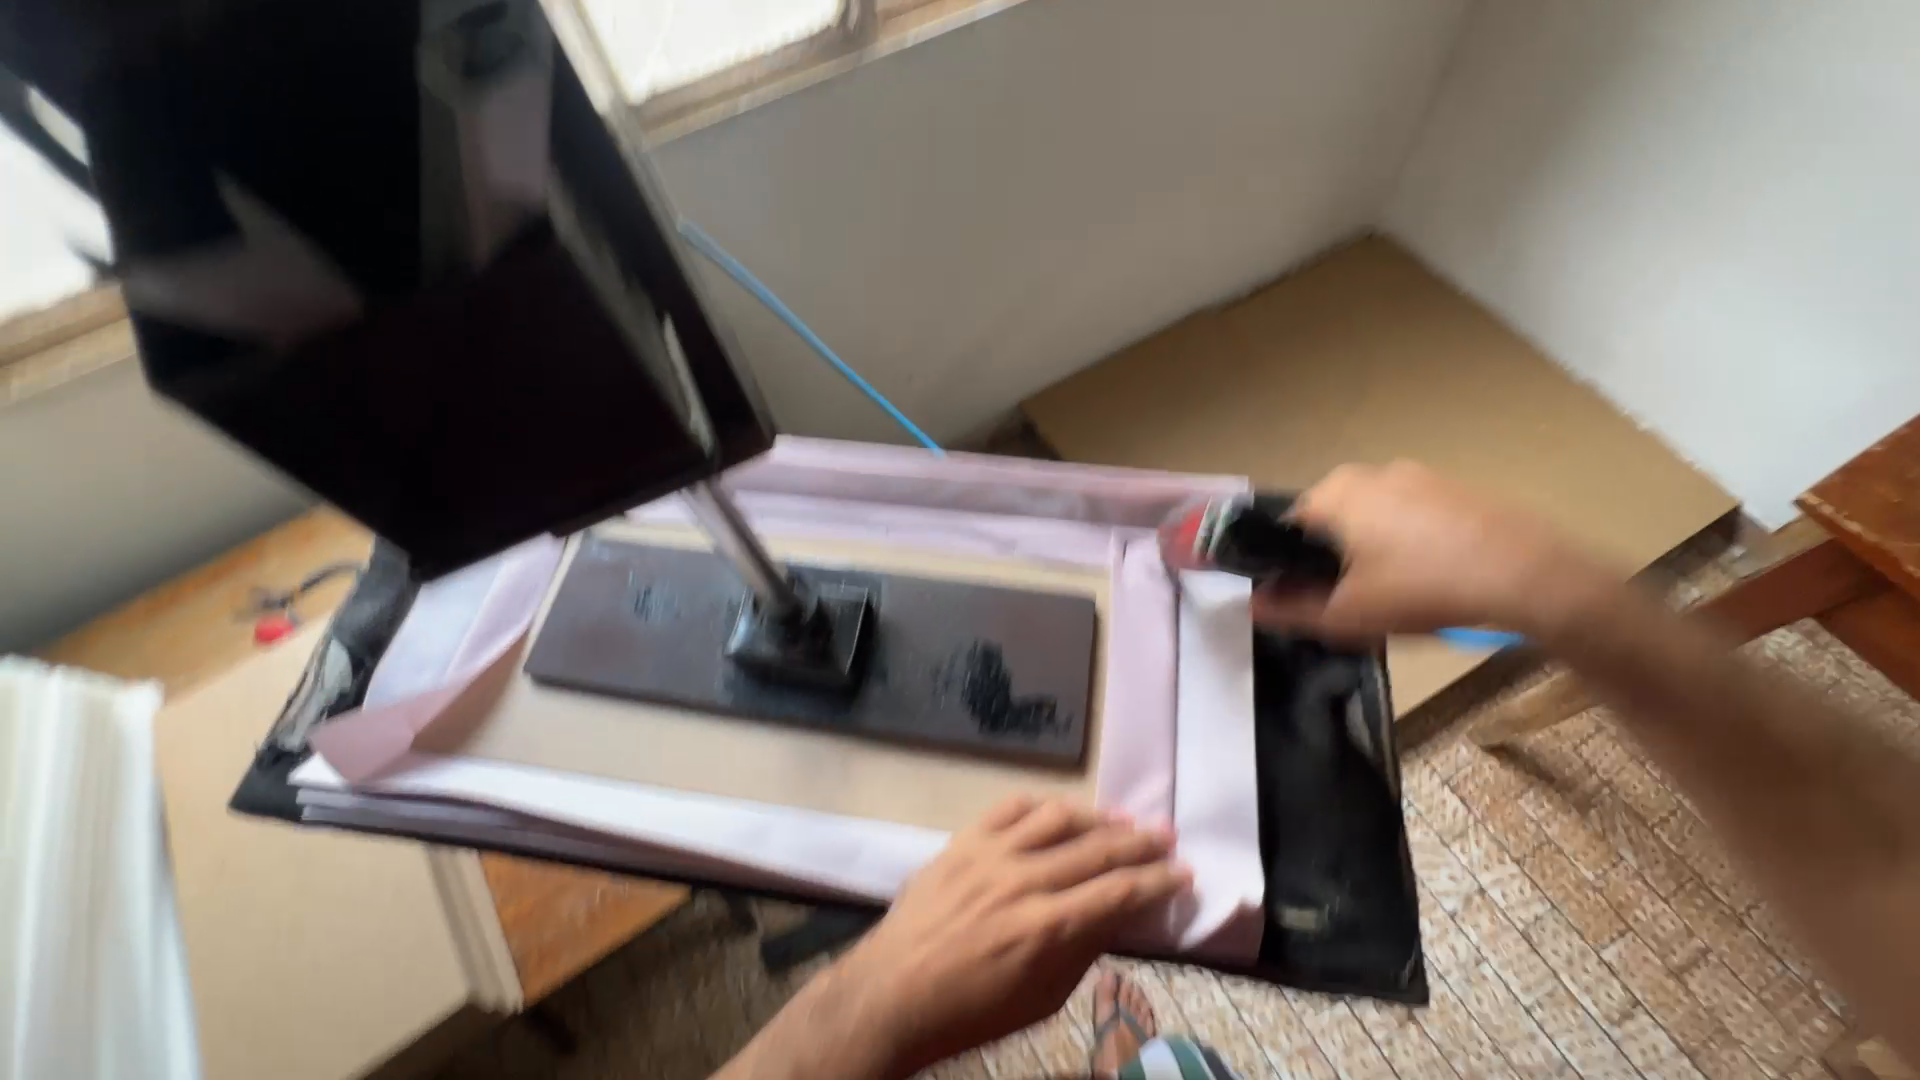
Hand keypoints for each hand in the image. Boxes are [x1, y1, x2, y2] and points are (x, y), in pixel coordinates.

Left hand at [827, 797, 1189, 1077]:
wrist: (895, 991)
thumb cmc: (973, 1011)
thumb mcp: (1042, 998)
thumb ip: (1083, 949)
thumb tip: (1118, 912)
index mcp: (1046, 927)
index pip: (1119, 892)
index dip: (1158, 881)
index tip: (1184, 872)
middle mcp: (1024, 880)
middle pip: (1097, 850)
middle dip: (1140, 843)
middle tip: (1168, 837)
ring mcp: (991, 853)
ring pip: (1058, 818)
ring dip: (1099, 816)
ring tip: (1125, 818)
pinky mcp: (964, 840)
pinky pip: (1011, 807)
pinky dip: (1042, 804)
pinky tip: (1062, 809)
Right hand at [1253, 461, 1615, 640]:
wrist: (1531, 576)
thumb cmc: (1423, 589)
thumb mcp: (1349, 614)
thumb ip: (1292, 609)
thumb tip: (1252, 604)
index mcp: (1335, 493)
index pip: (1287, 528)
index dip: (1289, 566)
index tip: (1307, 597)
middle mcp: (1371, 472)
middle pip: (1331, 521)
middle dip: (1333, 558)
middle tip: (1353, 600)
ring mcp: (1419, 474)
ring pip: (1373, 517)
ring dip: (1372, 549)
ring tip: (1396, 590)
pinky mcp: (1457, 487)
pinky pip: (1412, 515)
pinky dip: (1411, 541)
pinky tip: (1432, 575)